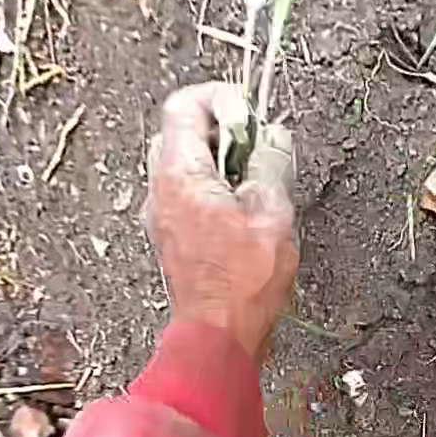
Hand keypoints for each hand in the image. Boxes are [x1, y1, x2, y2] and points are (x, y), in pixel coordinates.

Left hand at [145, 82, 297, 361]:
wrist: (219, 336)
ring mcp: (162, 216)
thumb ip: (272, 168)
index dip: (222, 100)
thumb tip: (275, 138)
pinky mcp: (172, 240)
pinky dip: (215, 194)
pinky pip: (189, 198)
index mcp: (180, 173)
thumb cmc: (245, 283)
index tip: (256, 119)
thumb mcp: (273, 217)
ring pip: (186, 168)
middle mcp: (160, 188)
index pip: (185, 105)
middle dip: (224, 134)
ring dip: (221, 167)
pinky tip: (245, 219)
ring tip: (259, 190)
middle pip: (183, 134)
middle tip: (261, 154)